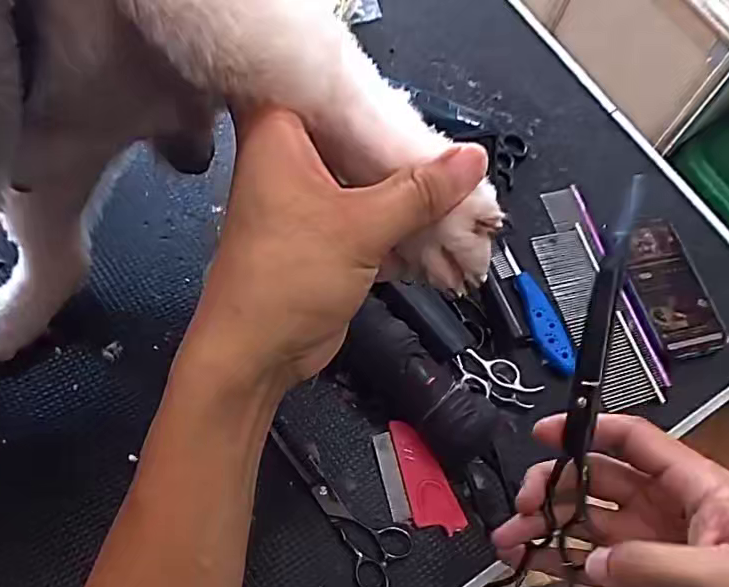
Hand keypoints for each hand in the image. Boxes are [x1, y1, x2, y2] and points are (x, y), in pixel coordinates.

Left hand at [186, 108, 488, 388]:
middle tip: (457, 170)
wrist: (262, 352)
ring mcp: (313, 205)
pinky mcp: (330, 244)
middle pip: (367, 146)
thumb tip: (467, 162)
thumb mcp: (360, 227)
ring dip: (417, 209)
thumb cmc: (279, 283)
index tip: (428, 119)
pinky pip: (376, 229)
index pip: (341, 92)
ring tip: (460, 214)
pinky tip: (438, 247)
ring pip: (376, 191)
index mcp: (280, 131)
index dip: (387, 103)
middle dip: (414, 166)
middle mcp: (294, 161)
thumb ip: (418, 192)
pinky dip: (405, 239)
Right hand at [491, 414, 728, 586]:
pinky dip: (559, 561)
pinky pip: (590, 562)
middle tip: (521, 507)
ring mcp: (648, 545)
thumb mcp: (727, 578)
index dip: (590, 431)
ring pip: (587, 523)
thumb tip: (591, 562)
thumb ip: (657, 564)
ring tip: (508, 541)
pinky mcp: (639, 580)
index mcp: (695, 488)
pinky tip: (529, 563)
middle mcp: (664, 508)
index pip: (637, 444)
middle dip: (555, 486)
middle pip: (598, 481)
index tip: (544, 433)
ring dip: (547, 526)